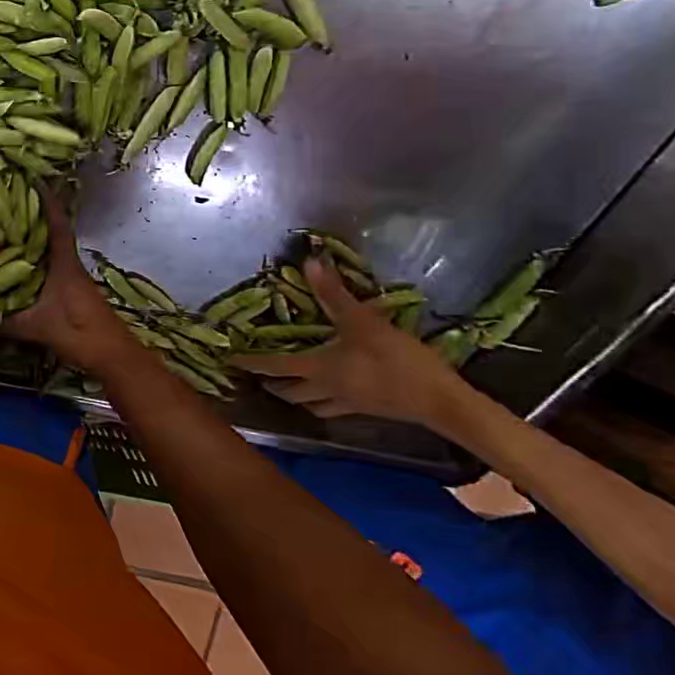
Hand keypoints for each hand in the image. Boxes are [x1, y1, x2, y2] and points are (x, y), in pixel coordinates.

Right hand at [0, 190, 140, 371]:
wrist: (113, 356)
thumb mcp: (36, 327)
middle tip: (6, 204)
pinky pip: (49, 268)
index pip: (56, 225)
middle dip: (32, 217)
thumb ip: (4, 323)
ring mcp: (72, 279)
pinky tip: (16, 266)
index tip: (34, 181)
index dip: (47, 202)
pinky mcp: (71, 293)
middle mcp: (69, 266)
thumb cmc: (79, 332)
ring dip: (33, 240)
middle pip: (51, 233)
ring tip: (4, 230)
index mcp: (64, 265)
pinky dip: (35, 261)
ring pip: (50, 251)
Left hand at [231, 257, 472, 427]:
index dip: (251, 362)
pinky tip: (331, 392)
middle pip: (289, 392)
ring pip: (310, 404)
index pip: (274, 366)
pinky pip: (335, 409)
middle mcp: (326, 389)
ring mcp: (348, 403)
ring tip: (289, 386)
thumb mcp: (364, 322)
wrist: (442, 402)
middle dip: (271, 384)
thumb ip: (334, 294)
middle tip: (259, 376)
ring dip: (296, 396)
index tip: (231, 361)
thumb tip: (309, 264)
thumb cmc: (398, 361)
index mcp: (318, 368)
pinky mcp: (369, 410)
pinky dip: (323, 402)